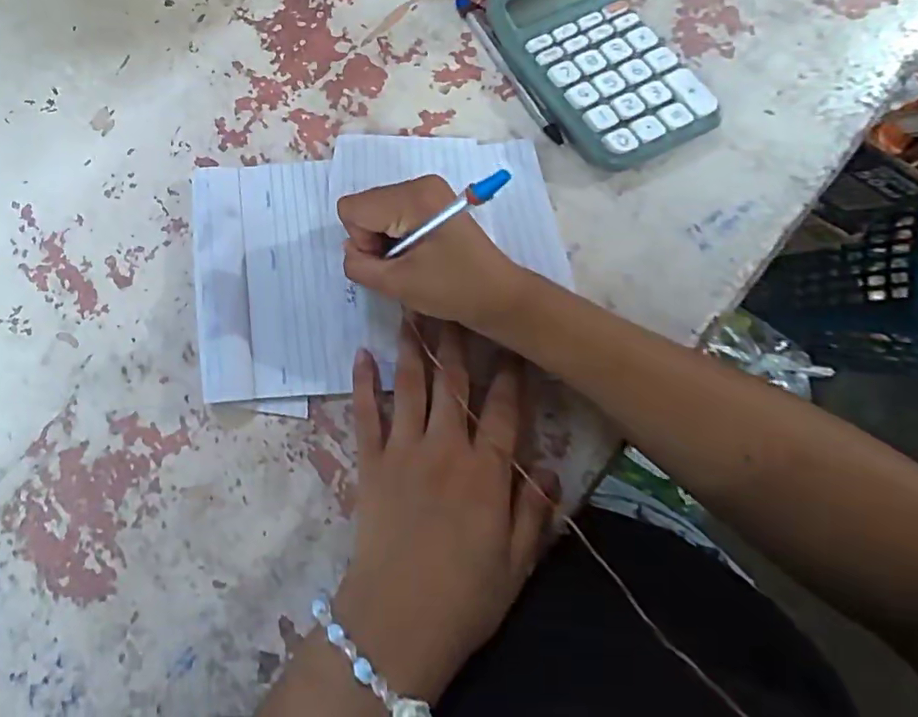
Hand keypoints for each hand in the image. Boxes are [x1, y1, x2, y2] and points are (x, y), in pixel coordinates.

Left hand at [330, 321, 551, 702]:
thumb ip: (537, 513)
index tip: (514, 341)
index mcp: (487, 474)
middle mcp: (446, 449)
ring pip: (411, 387)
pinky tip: (362, 354)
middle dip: (458, 341)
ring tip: (412, 312)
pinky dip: (364, 382)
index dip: (511, 374)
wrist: (401, 615)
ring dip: (412, 347)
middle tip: (454, 302)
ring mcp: (403, 450)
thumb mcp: (519, 563)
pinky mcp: (370, 460)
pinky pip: (366, 412)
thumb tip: (555, 471)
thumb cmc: (467, 596)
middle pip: (454, 384)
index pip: (504, 411)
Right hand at [337, 175, 527, 331]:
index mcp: (412, 197)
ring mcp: (426, 189)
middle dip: (372, 238)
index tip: (390, 260)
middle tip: (403, 262)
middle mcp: (418, 183)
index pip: (352, 209)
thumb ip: (358, 265)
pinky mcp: (431, 200)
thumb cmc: (453, 290)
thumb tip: (351, 249)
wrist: (500, 296)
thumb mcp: (396, 284)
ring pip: (374, 210)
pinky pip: (390, 212)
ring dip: (383, 238)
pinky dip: (394, 234)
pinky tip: (418, 251)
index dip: (361, 240)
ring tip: (413, 259)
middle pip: (363, 206)